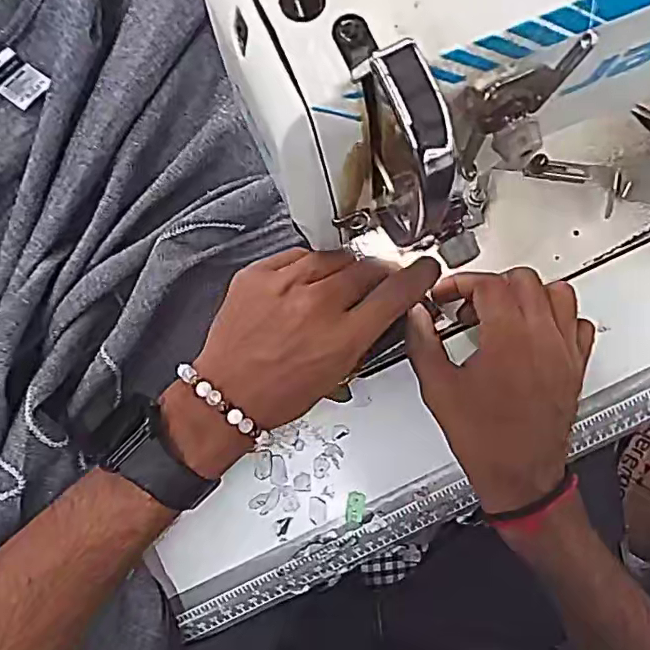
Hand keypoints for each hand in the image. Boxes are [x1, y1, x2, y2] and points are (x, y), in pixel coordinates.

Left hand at [162, 249, 441, 477]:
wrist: (227, 395)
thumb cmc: (278, 394)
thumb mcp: (338, 373)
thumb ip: (364, 336)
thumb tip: (382, 309)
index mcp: (342, 337)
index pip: (395, 291)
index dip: (417, 275)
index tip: (423, 269)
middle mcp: (316, 305)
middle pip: (367, 268)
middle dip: (378, 274)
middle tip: (375, 282)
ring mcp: (284, 285)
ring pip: (334, 257)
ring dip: (343, 269)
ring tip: (333, 288)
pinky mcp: (258, 274)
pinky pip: (298, 255)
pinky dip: (308, 266)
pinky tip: (305, 283)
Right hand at [404, 268, 594, 513]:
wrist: (520, 474)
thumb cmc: (486, 441)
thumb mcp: (438, 388)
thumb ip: (423, 344)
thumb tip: (417, 317)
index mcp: (507, 338)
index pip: (488, 284)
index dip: (460, 284)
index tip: (447, 296)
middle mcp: (542, 338)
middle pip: (523, 280)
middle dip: (490, 285)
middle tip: (469, 305)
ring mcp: (564, 351)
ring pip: (557, 292)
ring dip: (527, 294)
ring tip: (503, 311)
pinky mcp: (575, 365)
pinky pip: (577, 322)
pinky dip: (558, 317)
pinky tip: (536, 330)